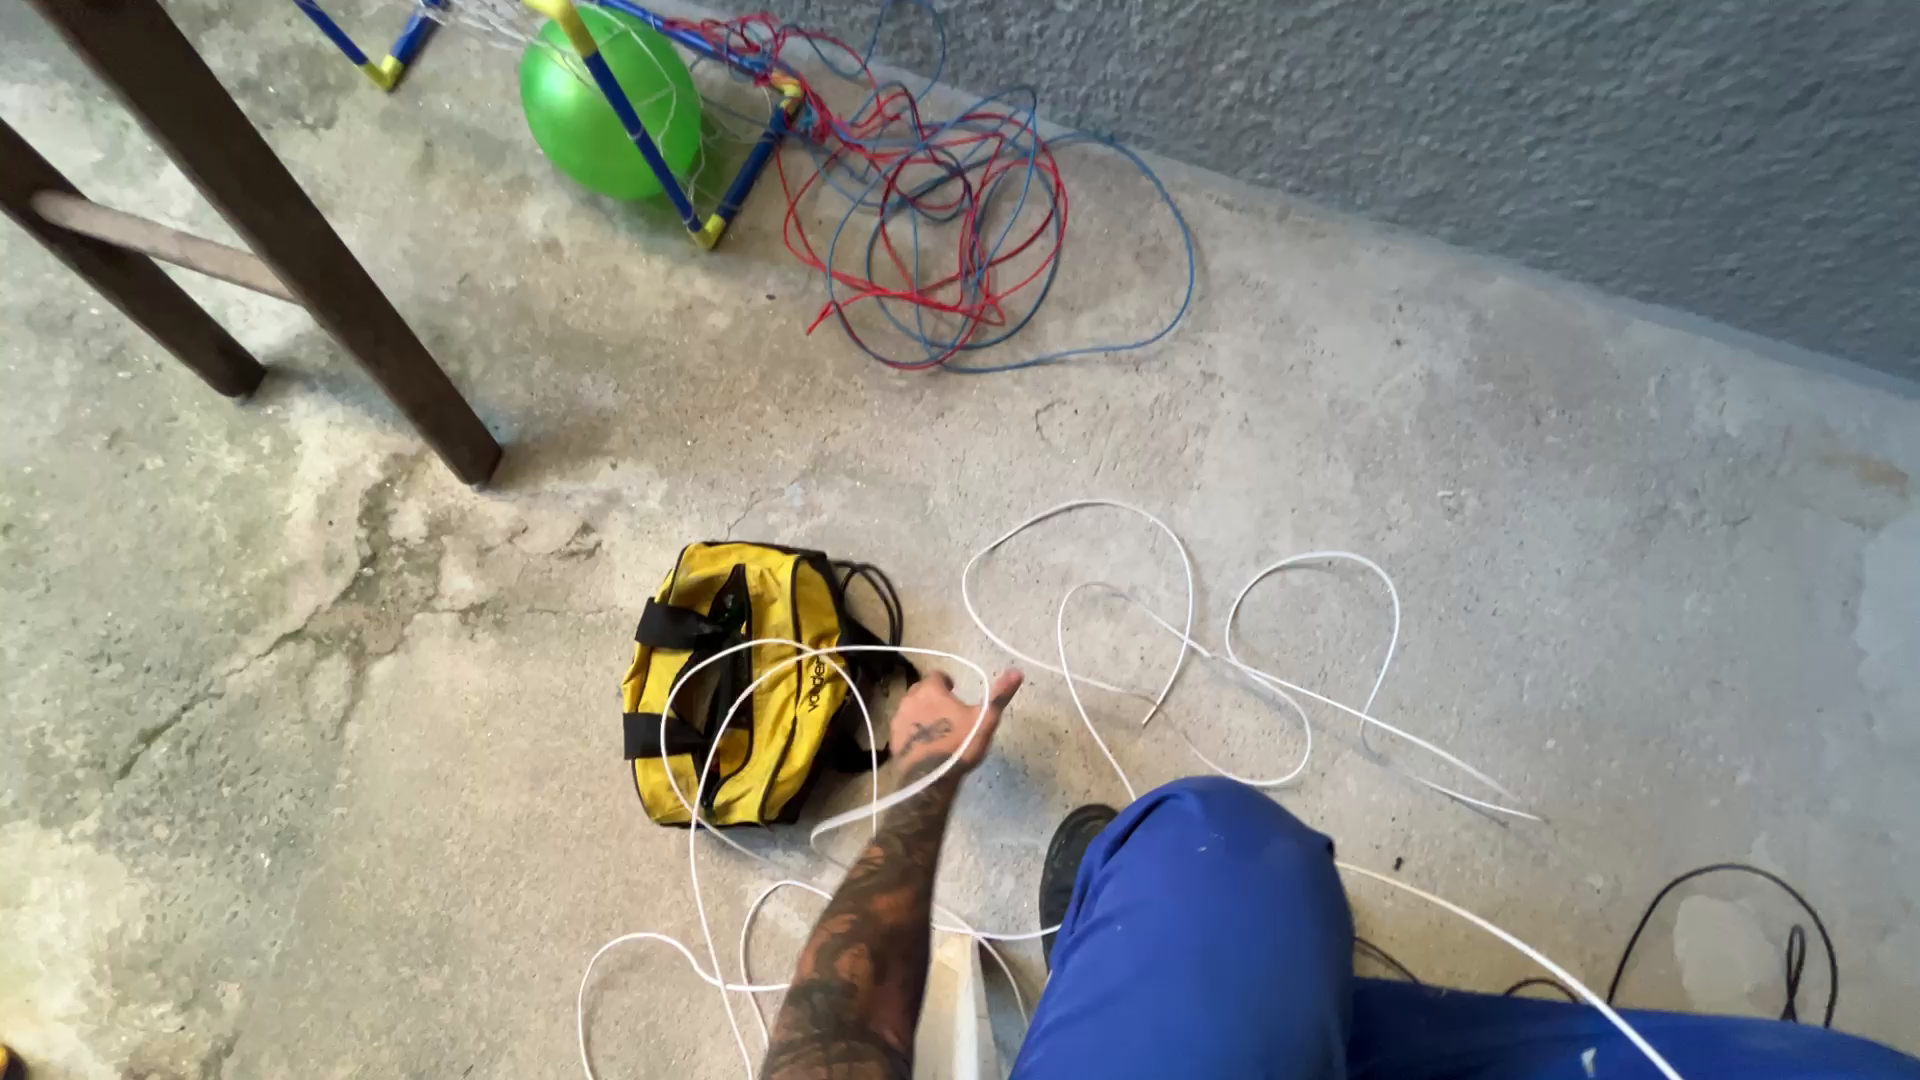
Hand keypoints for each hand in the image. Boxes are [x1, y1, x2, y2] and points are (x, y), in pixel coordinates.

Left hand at [888, 668, 1022, 777]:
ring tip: (937, 725)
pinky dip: (913, 728)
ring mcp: (899, 719)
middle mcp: (910, 699)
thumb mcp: (984, 720)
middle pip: (921, 689)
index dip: (946, 681)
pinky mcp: (893, 738)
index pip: (936, 675)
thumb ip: (999, 695)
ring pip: (911, 707)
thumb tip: (1017, 671)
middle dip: (933, 694)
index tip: (954, 691)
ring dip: (922, 710)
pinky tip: (925, 741)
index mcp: (931, 690)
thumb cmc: (958, 745)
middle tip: (948, 709)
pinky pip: (904, 725)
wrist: (930, 779)